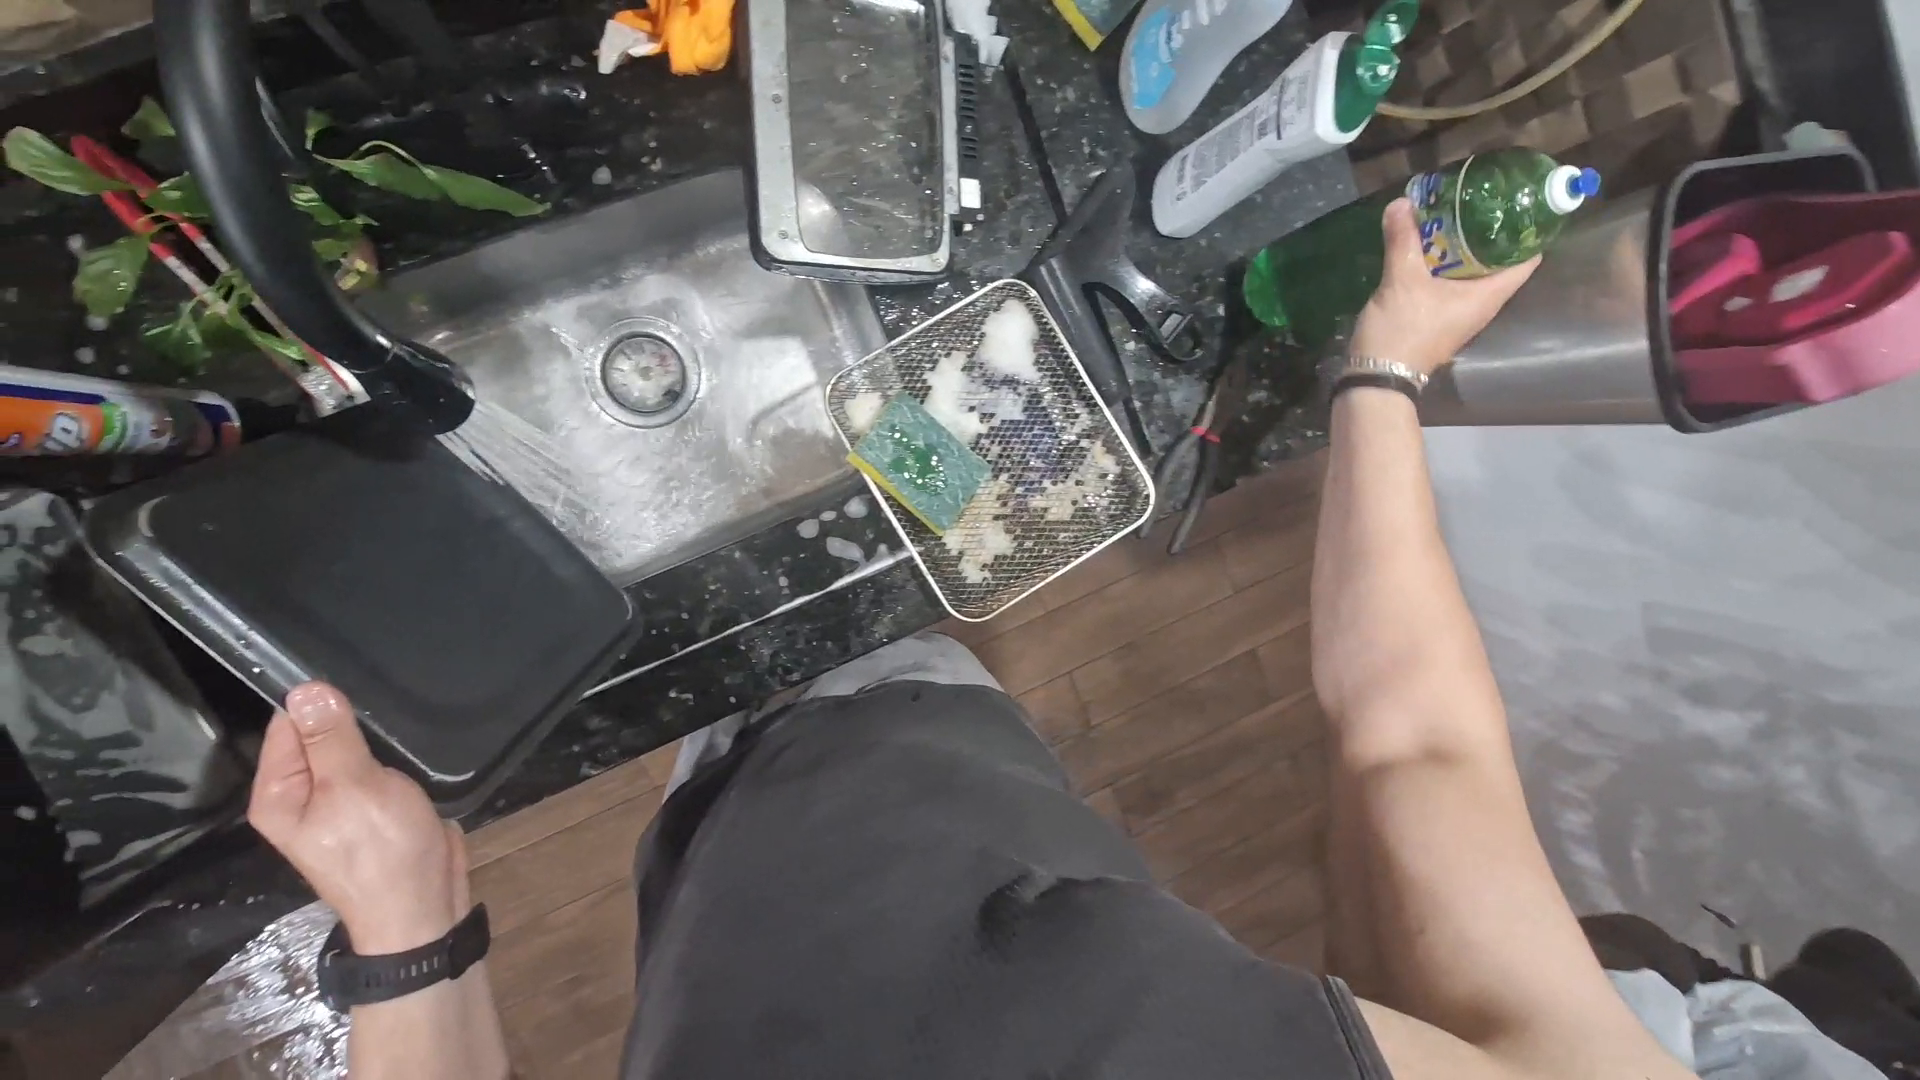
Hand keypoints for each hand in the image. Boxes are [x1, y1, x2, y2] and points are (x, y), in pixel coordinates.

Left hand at [249, 682, 469, 955]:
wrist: (422, 903)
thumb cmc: (381, 848)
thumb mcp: (354, 787)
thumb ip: (331, 738)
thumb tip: (306, 687)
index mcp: (279, 793)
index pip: (288, 724)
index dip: (320, 700)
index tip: (356, 681)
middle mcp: (302, 794)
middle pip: (321, 734)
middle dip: (352, 716)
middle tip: (388, 699)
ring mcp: (340, 800)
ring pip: (353, 747)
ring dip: (377, 734)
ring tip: (405, 714)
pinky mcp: (375, 804)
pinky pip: (376, 764)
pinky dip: (392, 752)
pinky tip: (414, 742)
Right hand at [1350, 198, 1540, 375]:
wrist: (1376, 378)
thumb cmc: (1401, 331)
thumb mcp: (1401, 281)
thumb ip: (1402, 240)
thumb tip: (1401, 203)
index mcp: (1488, 295)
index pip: (1527, 257)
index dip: (1526, 230)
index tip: (1514, 204)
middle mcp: (1481, 305)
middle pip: (1497, 262)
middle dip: (1486, 234)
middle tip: (1473, 204)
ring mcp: (1458, 315)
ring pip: (1470, 274)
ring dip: (1460, 251)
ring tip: (1448, 222)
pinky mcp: (1436, 321)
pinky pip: (1449, 286)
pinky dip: (1442, 267)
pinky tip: (1425, 253)